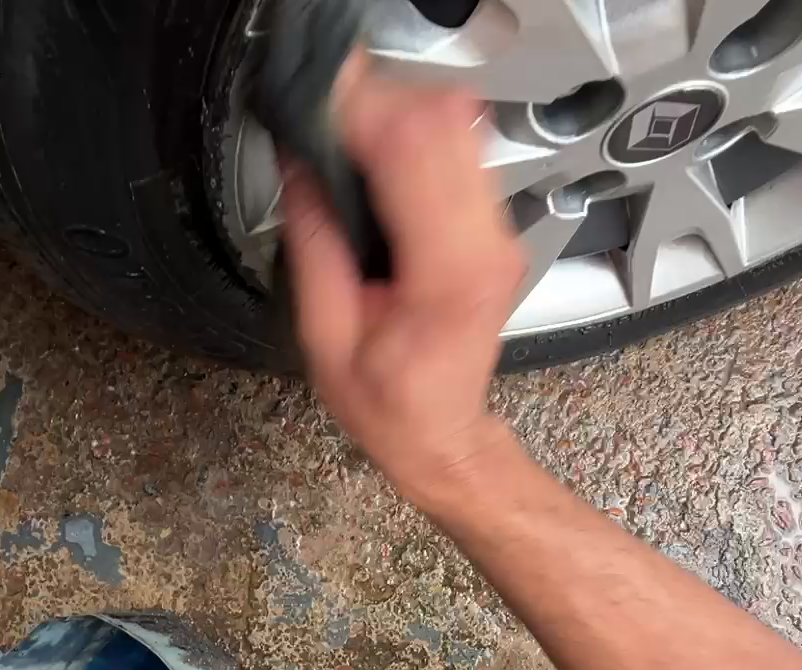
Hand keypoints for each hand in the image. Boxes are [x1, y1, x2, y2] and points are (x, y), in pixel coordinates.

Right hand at [280, 72, 523, 502]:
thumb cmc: (392, 407)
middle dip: (376, 102)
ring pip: (458, 123)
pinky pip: (462, 151)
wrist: (443, 434)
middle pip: (443, 119)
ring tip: (348, 142)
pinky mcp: (497, 230)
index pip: (412, 149)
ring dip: (397, 115)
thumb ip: (315, 247)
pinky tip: (380, 162)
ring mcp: (501, 235)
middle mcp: (487, 246)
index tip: (313, 105)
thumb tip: (300, 170)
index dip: (357, 110)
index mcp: (447, 277)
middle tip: (326, 121)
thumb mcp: (327, 341)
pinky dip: (416, 137)